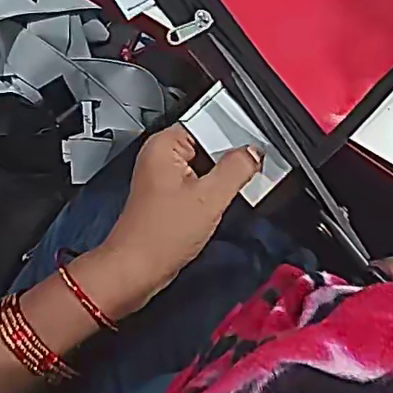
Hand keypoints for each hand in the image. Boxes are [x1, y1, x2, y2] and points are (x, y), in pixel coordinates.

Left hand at [93, 125, 262, 309]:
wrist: (138, 268)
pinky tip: (216, 206)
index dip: (234, 137)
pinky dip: (211, 193)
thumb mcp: (209, 197)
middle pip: (207, 146)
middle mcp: (160, 155)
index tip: (254, 150)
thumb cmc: (159, 234)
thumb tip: (254, 152)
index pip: (208, 124)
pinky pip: (197, 184)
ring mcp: (163, 176)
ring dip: (220, 179)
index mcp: (164, 144)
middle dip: (228, 161)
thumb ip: (236, 169)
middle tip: (244, 176)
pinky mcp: (168, 195)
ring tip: (226, 194)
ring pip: (204, 167)